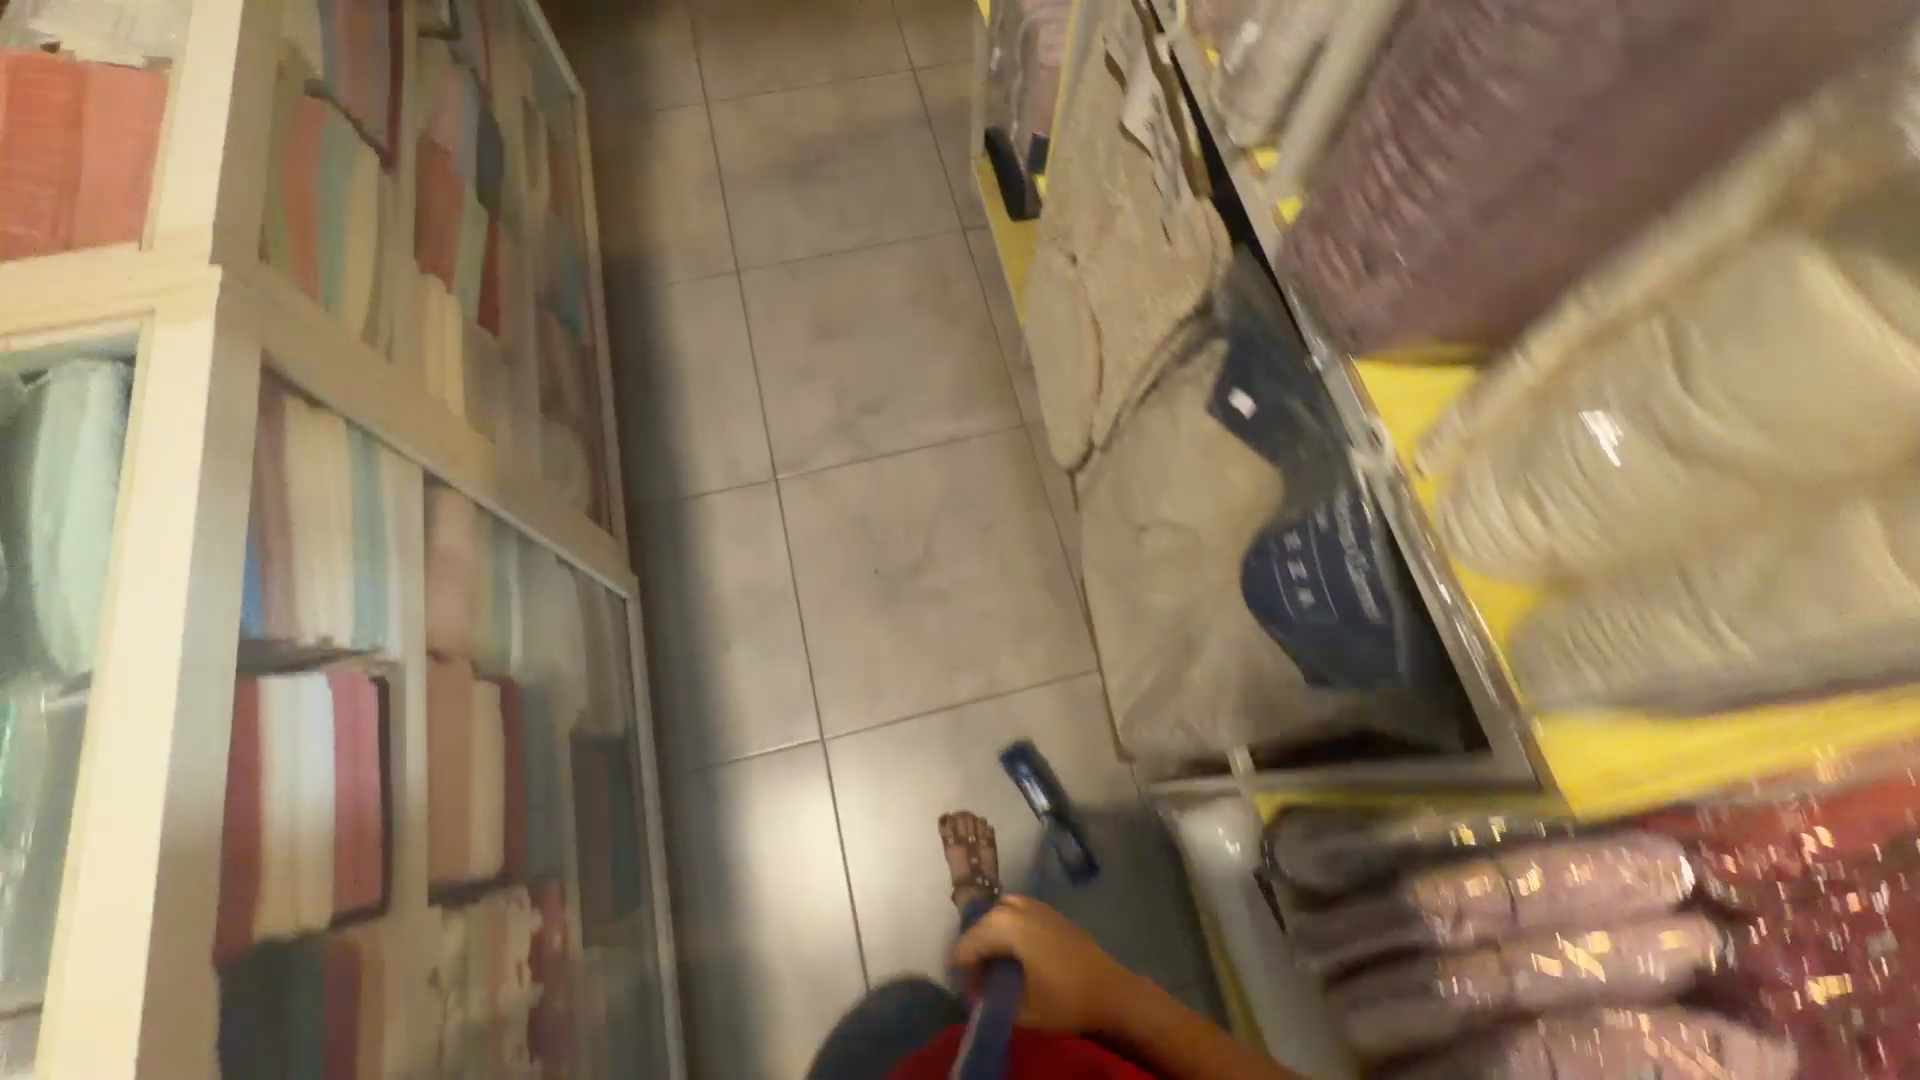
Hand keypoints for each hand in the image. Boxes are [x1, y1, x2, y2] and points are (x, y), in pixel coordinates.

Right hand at [950, 895, 1141, 1034]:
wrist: (1111, 990)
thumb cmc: (1065, 1000)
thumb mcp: (1020, 1010)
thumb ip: (988, 1002)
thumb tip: (975, 995)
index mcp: (1004, 925)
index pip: (965, 945)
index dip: (963, 973)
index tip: (972, 996)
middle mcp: (1015, 905)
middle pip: (979, 926)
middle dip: (975, 954)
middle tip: (981, 985)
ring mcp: (1033, 903)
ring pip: (996, 917)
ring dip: (991, 940)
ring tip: (996, 969)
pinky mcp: (1047, 909)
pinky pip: (1014, 913)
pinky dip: (1007, 931)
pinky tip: (1016, 956)